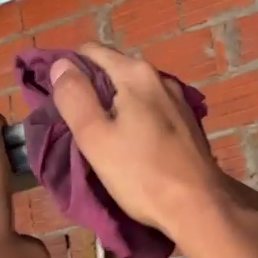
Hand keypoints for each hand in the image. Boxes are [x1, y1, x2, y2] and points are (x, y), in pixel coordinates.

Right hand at [50, 44, 236, 240]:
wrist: (199, 206)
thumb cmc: (142, 174)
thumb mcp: (95, 137)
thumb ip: (75, 97)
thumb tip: (60, 65)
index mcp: (135, 74)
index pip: (90, 51)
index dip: (68, 70)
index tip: (57, 99)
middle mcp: (160, 78)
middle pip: (114, 70)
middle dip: (91, 89)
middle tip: (75, 123)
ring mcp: (178, 100)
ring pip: (134, 92)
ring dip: (114, 106)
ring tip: (100, 135)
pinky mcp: (187, 123)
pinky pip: (151, 109)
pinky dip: (134, 118)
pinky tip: (130, 143)